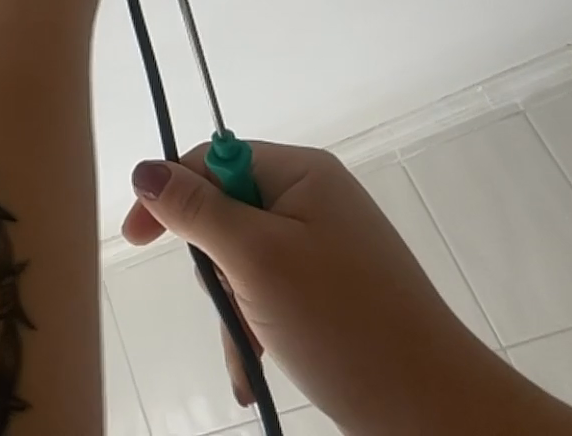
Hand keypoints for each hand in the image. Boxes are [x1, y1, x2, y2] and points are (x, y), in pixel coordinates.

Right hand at [121, 143, 504, 427]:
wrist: (435, 412)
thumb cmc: (341, 321)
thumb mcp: (256, 259)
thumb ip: (196, 211)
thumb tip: (144, 169)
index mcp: (301, 172)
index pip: (212, 161)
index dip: (170, 193)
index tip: (136, 239)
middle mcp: (313, 198)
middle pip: (226, 211)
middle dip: (214, 264)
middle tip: (227, 303)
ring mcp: (325, 245)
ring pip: (243, 258)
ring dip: (234, 305)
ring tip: (251, 348)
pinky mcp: (332, 288)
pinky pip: (271, 289)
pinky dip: (256, 324)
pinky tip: (257, 365)